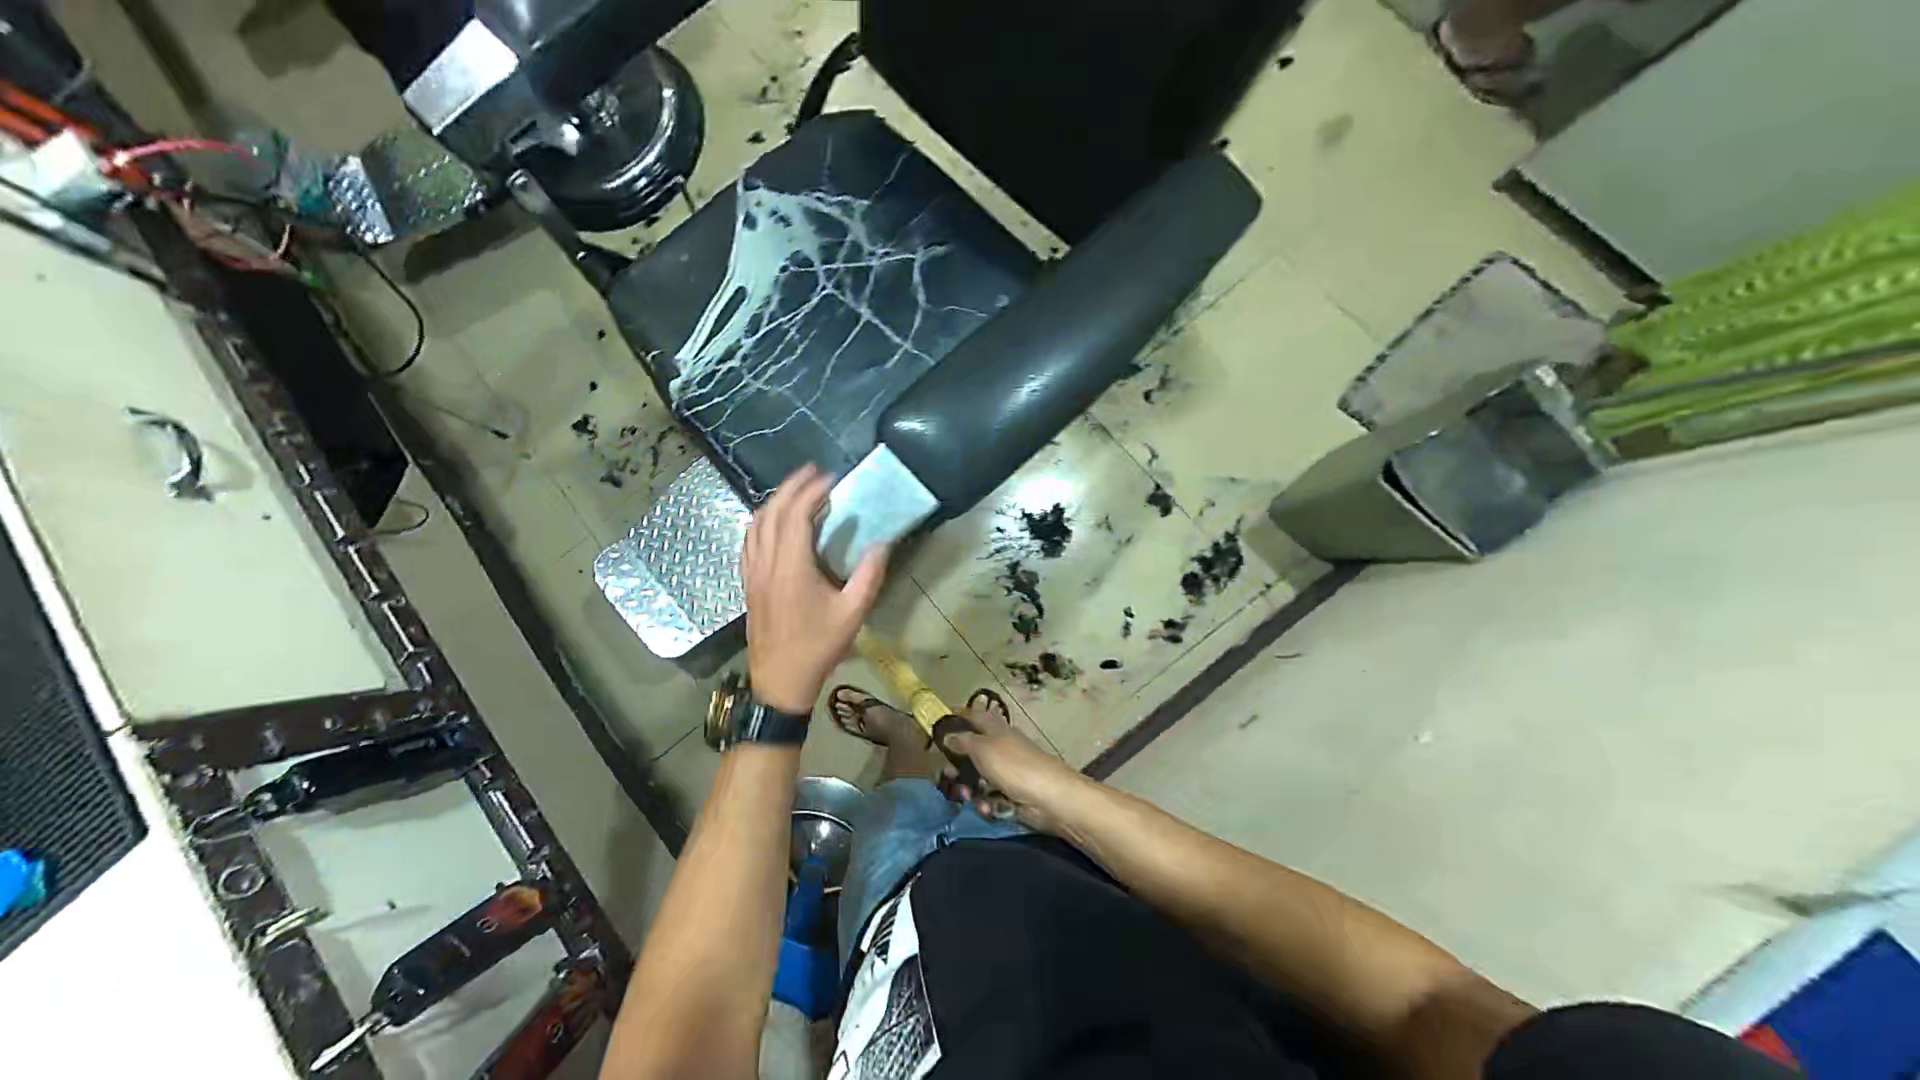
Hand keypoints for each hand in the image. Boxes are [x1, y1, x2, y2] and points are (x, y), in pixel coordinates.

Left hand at [741, 465, 889, 714]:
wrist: (781, 680)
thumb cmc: (818, 646)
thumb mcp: (853, 613)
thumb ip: (869, 576)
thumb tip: (882, 544)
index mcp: (792, 567)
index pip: (797, 515)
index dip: (812, 492)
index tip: (831, 479)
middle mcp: (767, 562)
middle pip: (773, 512)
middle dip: (792, 487)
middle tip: (814, 473)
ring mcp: (753, 572)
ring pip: (756, 524)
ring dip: (775, 501)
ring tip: (796, 491)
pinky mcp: (748, 582)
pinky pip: (749, 541)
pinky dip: (761, 521)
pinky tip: (773, 522)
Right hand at [938, 704, 1085, 832]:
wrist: (1049, 798)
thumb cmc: (1013, 765)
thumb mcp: (982, 748)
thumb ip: (962, 740)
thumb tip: (948, 735)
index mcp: (994, 729)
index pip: (971, 716)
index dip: (955, 718)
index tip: (936, 727)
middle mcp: (999, 747)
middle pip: (969, 753)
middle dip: (956, 767)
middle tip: (947, 776)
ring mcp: (1005, 773)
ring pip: (976, 779)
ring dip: (969, 789)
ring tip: (968, 797)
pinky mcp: (1010, 796)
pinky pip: (989, 798)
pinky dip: (986, 804)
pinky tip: (988, 808)